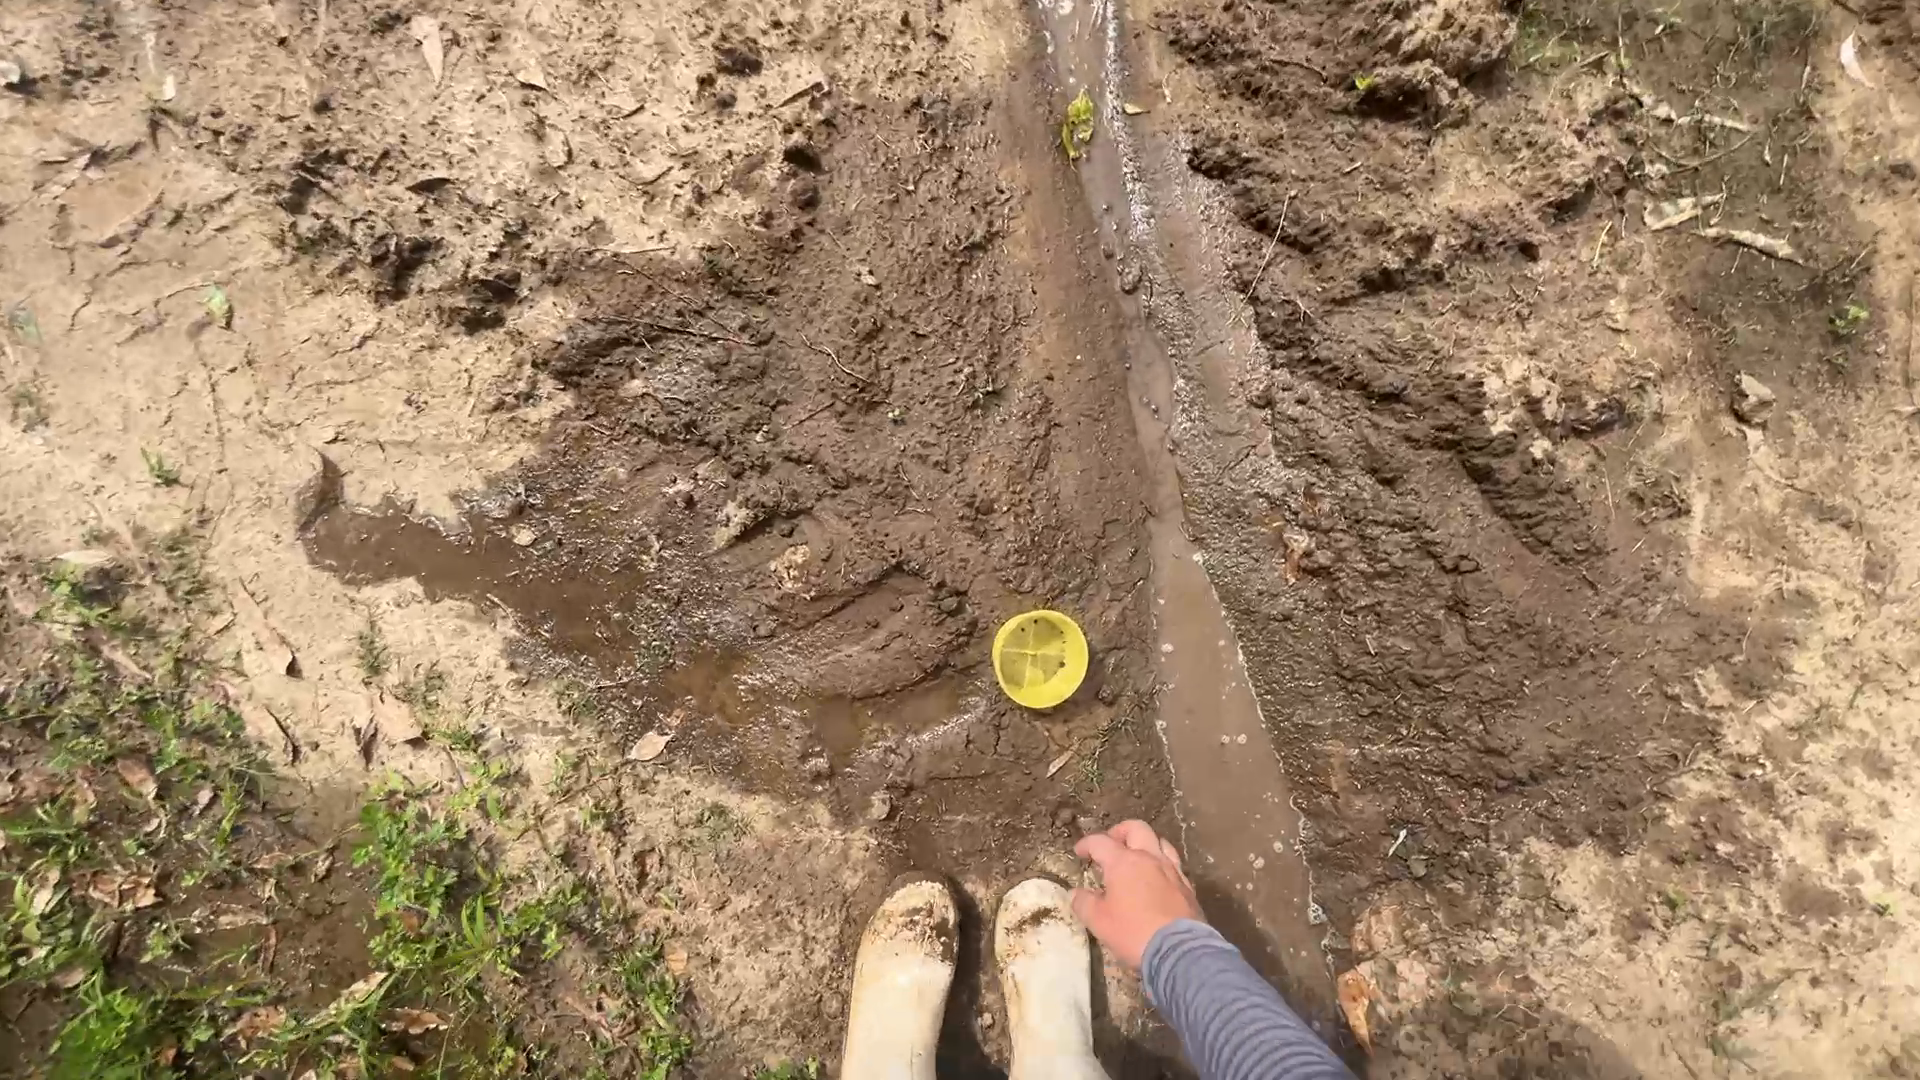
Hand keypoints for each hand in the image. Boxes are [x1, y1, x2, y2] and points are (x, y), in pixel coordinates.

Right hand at [1070, 820, 1203, 970]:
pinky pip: (1175, 864)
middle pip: (1136, 828)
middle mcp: (1149, 858)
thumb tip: (1075, 893)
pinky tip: (1158, 878)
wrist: (1180, 953)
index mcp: (1123, 862)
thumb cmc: (1134, 933)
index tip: (1079, 852)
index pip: (1100, 842)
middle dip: (1120, 831)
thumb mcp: (1099, 922)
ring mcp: (1172, 871)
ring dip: (1146, 843)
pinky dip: (1163, 864)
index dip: (1086, 844)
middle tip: (1111, 844)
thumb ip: (1084, 904)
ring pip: (1160, 842)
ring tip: (1137, 856)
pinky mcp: (1188, 887)